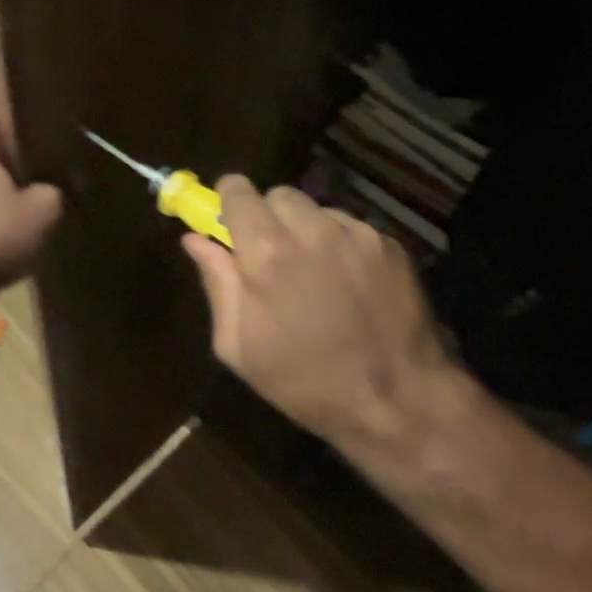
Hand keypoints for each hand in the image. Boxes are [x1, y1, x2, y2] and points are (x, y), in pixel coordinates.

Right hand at [181, 176, 457, 451]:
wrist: (396, 401)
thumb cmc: (306, 383)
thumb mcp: (240, 347)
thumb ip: (217, 283)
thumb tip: (195, 240)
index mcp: (266, 252)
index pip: (237, 191)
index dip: (228, 201)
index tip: (228, 221)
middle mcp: (312, 229)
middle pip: (278, 195)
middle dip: (268, 218)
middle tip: (273, 259)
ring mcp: (356, 233)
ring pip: (318, 211)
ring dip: (307, 231)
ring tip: (316, 278)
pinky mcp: (389, 244)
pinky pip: (352, 229)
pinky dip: (342, 246)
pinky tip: (350, 287)